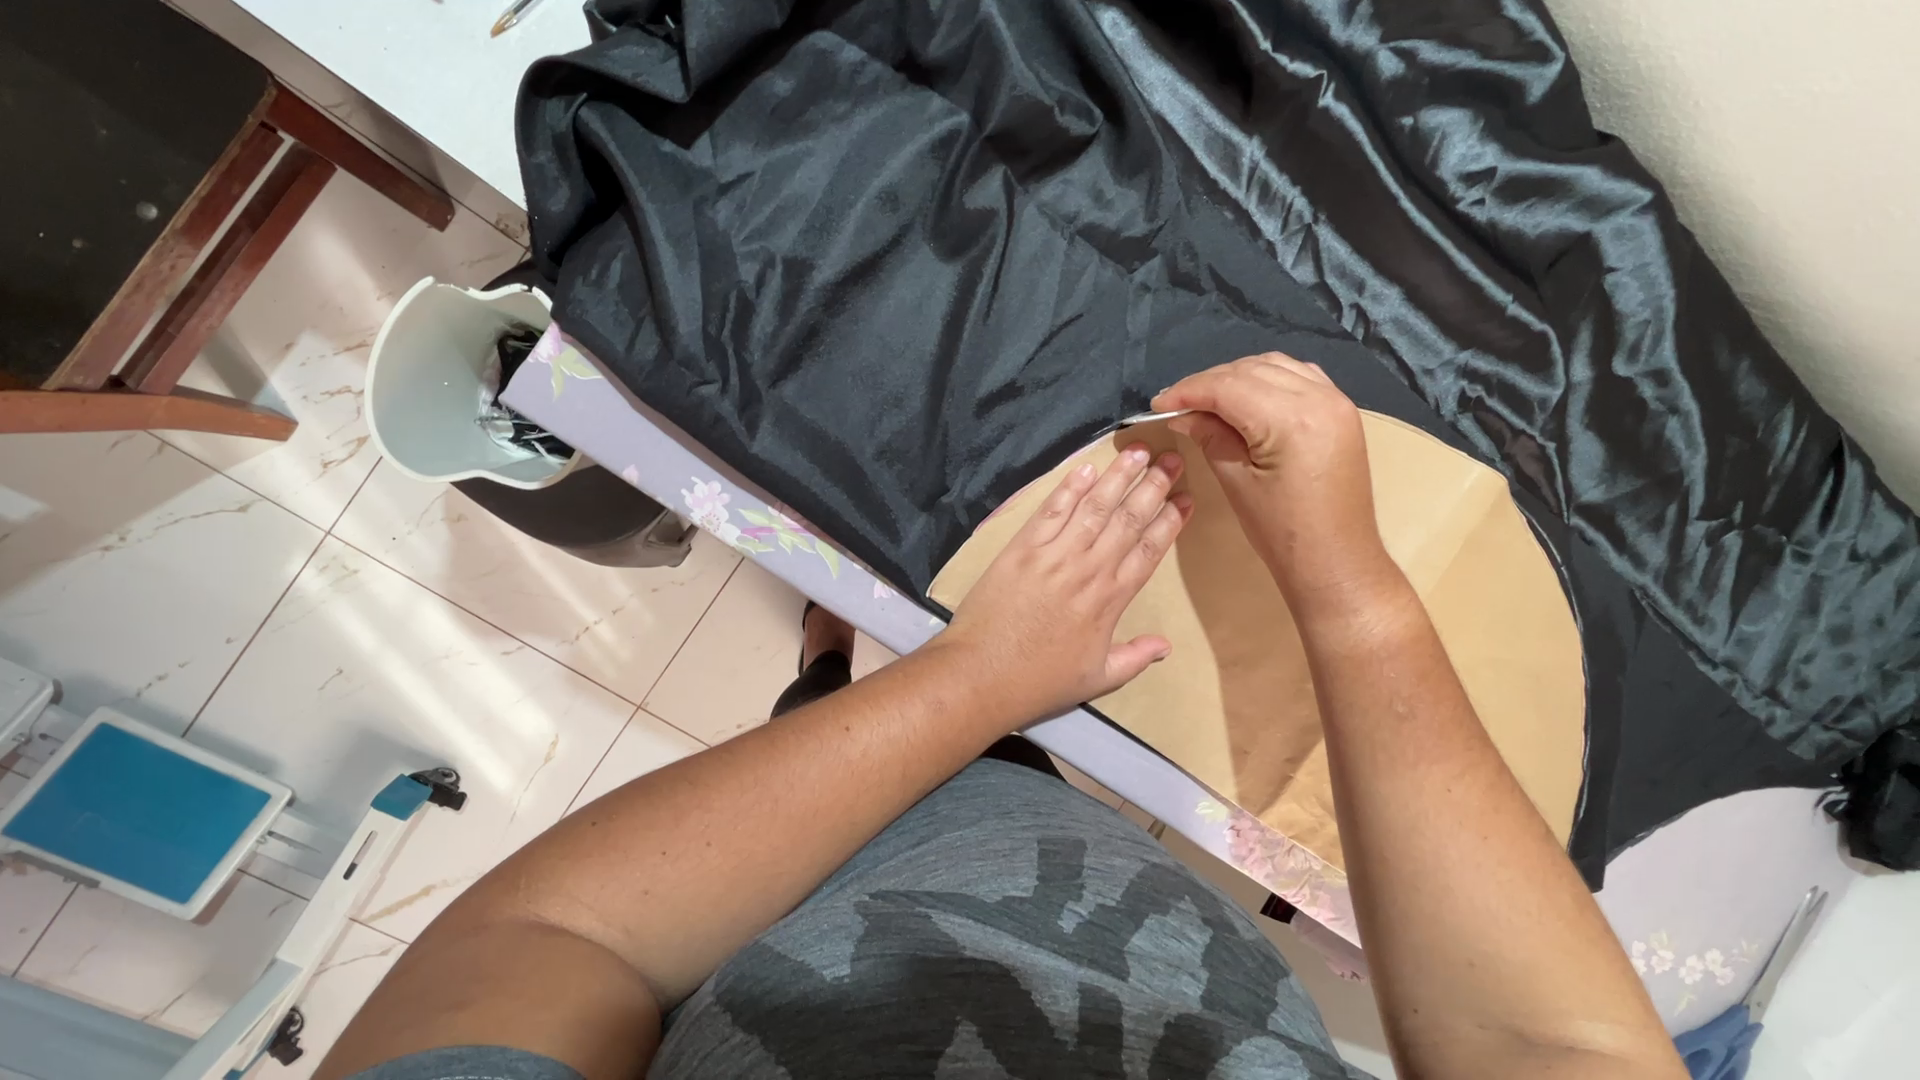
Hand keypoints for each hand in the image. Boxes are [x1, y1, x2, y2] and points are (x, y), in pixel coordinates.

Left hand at [934, 444, 1191, 726]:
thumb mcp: (1097, 679)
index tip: (1187, 498)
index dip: (1171, 522)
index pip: (1149, 551)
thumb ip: (1134, 658)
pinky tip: (1086, 467)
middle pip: (1128, 519)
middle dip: (1153, 486)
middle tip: (1172, 458)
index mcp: (1110, 600)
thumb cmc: (1040, 681)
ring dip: (1118, 476)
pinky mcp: (1022, 548)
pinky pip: (1051, 511)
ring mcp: (1054, 554)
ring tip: (1138, 449)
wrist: (982, 674)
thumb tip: (1167, 645)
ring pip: (1094, 507)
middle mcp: (1088, 569)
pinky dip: (1069, 488)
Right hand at [1153, 352, 1395, 609]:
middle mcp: (1318, 398)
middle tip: (1177, 404)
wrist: (1336, 559)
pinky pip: (1299, 375)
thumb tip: (1183, 415)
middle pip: (1250, 370)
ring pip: (1275, 366)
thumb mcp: (1237, 482)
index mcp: (1291, 419)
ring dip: (1237, 376)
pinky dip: (1267, 378)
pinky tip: (1247, 397)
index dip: (1188, 391)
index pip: (1228, 387)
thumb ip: (1211, 437)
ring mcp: (1336, 401)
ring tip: (1207, 401)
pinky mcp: (1341, 411)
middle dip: (1209, 382)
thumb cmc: (1281, 530)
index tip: (1158, 404)